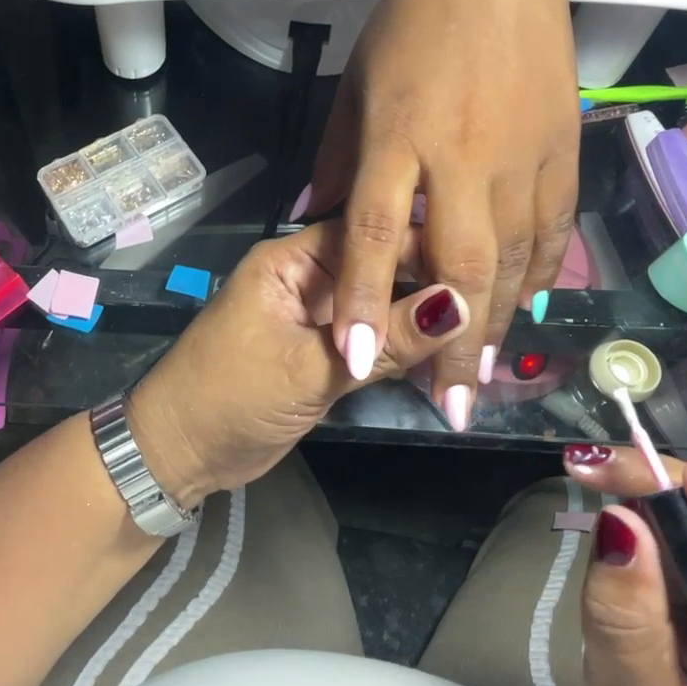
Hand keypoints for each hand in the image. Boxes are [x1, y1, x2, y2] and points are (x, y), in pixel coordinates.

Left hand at [126, 222, 472, 507]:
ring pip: (383, 306)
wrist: (183, 452)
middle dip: (433, 285)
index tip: (487, 259)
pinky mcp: (326, 352)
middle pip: (381, 268)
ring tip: (490, 330)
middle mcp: (310, 278)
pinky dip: (406, 348)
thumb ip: (383, 341)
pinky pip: (375, 339)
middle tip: (503, 302)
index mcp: (292, 260)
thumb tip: (461, 306)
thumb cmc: (231, 396)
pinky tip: (451, 356)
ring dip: (425, 320)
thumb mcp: (308, 368)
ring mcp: (319, 316)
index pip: (369, 233)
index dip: (426, 243)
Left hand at [308, 0, 580, 430]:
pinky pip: (552, 228)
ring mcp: (521, 152)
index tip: (354, 364)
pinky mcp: (565, 146)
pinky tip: (525, 311)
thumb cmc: (409, 18)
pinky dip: (539, 276)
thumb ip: (334, 159)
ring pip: (514, 258)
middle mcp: (459, 154)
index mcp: (395, 135)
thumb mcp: (355, 84)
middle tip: (448, 406)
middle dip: (453, 344)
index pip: (371, 235)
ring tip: (485, 377)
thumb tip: (306, 218)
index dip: (362, 303)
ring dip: (500, 323)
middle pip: (458, 265)